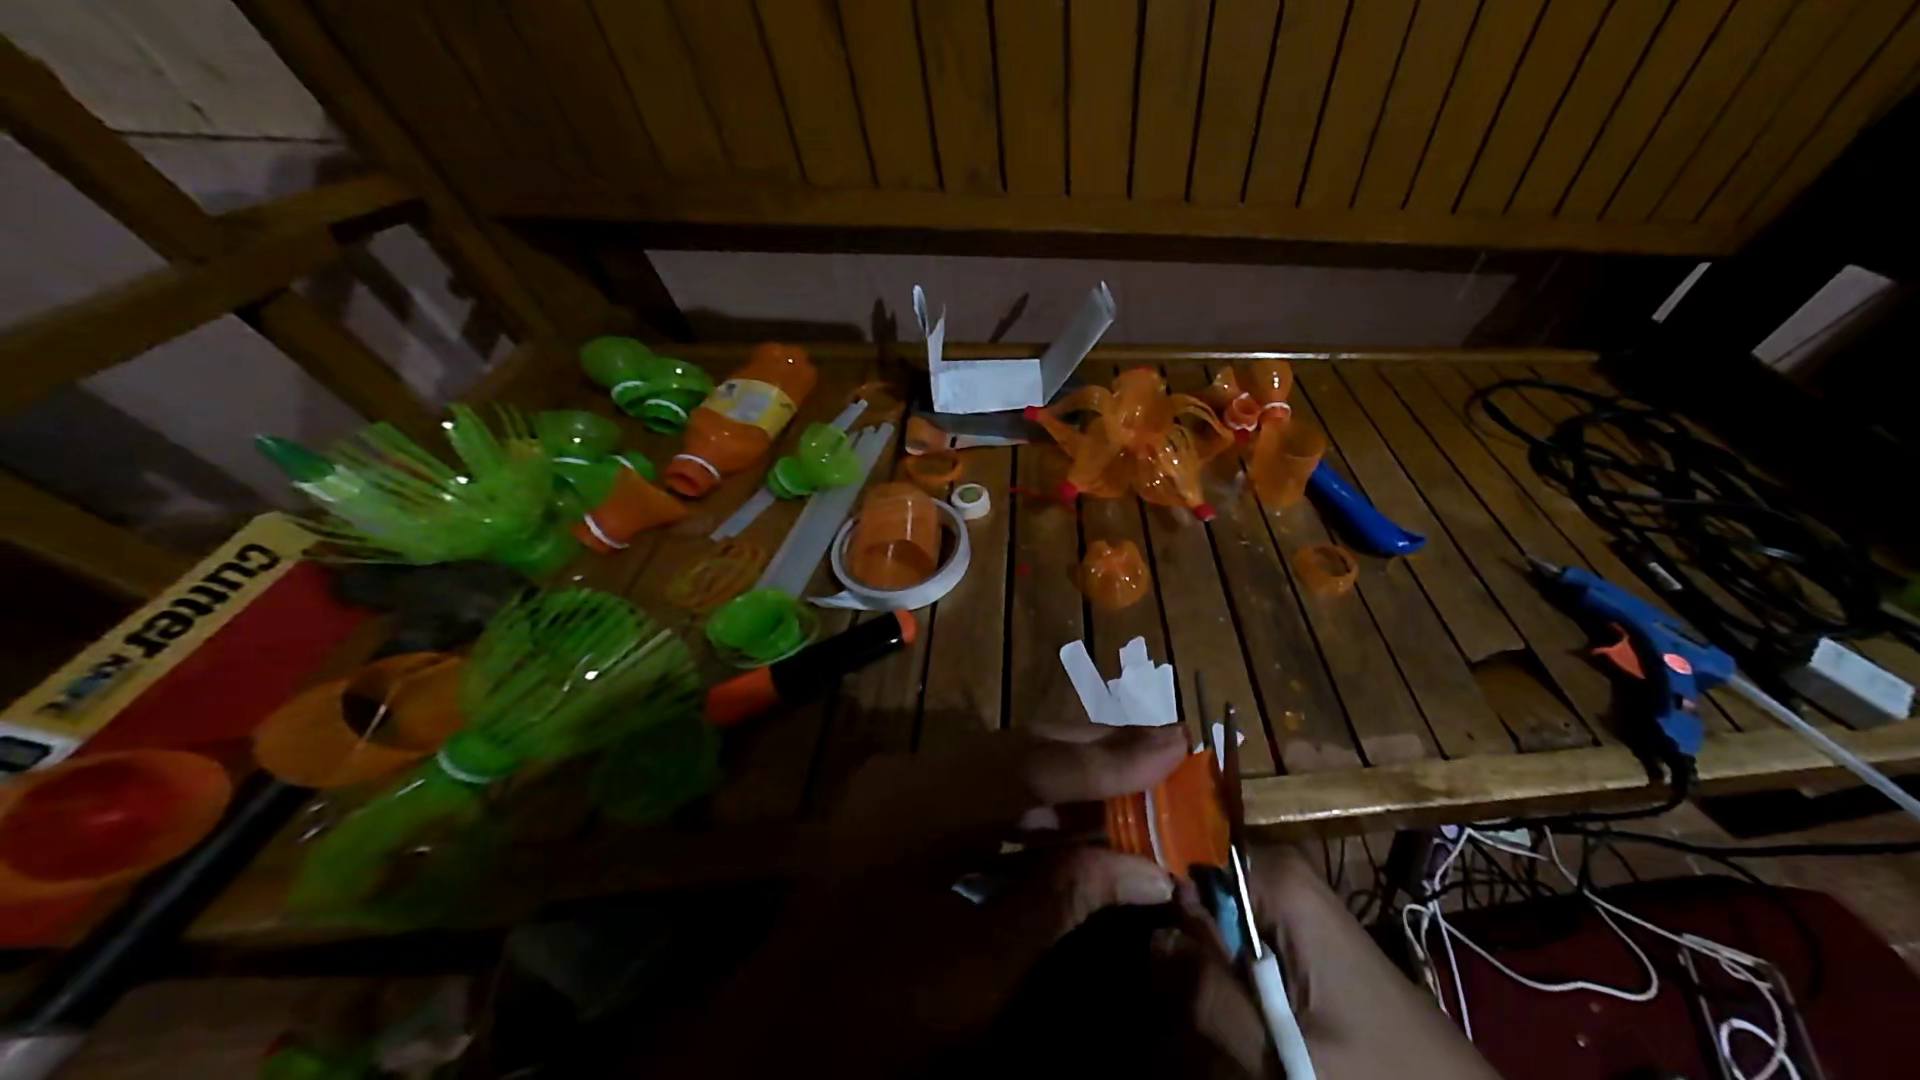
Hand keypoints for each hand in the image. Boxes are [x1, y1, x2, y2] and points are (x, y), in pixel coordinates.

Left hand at [664, 725, 1189, 1075]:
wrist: (778, 1032)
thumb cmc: (877, 1011)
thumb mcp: (979, 972)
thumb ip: (1062, 902)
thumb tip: (1145, 869)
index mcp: (920, 810)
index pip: (1031, 769)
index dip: (1108, 759)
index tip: (1175, 741)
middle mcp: (907, 778)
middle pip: (1016, 750)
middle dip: (1094, 750)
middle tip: (1165, 743)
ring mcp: (898, 789)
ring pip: (998, 767)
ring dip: (1066, 776)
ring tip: (1136, 772)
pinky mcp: (898, 809)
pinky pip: (978, 794)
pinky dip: (1030, 804)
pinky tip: (1075, 814)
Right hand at [1165, 846, 1500, 1079]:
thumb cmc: (1379, 1072)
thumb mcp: (1286, 1050)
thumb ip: (1210, 993)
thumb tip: (1153, 936)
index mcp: (1278, 879)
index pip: (1185, 863)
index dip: (1162, 907)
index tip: (1152, 956)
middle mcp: (1282, 875)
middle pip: (1199, 895)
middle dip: (1187, 947)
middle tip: (1189, 1005)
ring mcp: (1293, 903)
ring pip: (1216, 922)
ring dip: (1207, 971)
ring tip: (1221, 1023)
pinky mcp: (1301, 932)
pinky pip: (1241, 940)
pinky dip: (1231, 978)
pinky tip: (1242, 1020)